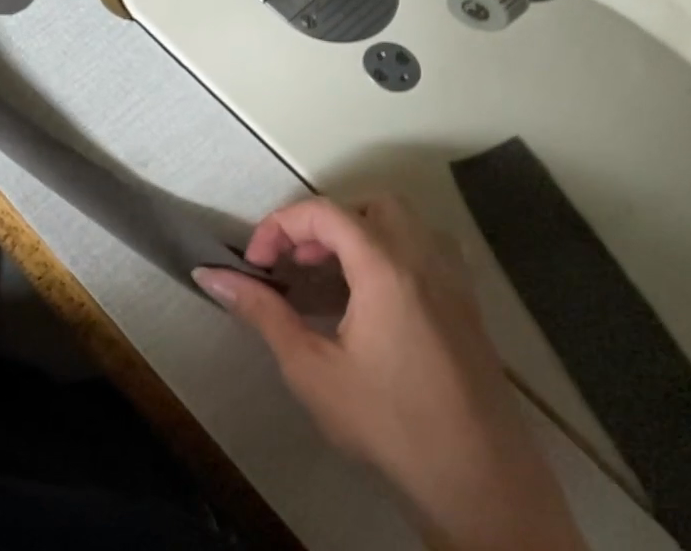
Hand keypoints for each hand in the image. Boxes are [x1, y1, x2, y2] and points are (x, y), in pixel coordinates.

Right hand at [195, 197, 584, 550]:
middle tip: (299, 259)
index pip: (325, 212)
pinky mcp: (471, 315)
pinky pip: (431, 254)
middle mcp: (428, 266)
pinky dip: (392, 254)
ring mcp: (458, 289)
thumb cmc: (388, 422)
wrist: (481, 485)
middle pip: (374, 205)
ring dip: (363, 232)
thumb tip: (209, 274)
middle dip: (326, 220)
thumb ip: (261, 311)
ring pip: (410, 225)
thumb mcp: (309, 367)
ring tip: (332, 272)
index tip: (256, 263)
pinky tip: (371, 298)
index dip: (279, 225)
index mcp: (388, 272)